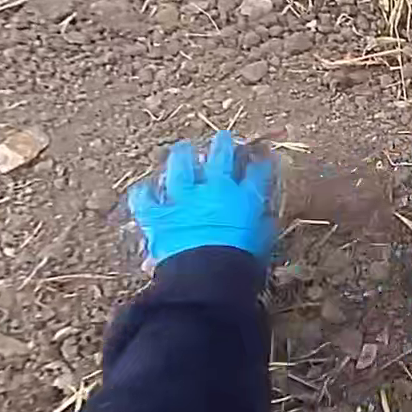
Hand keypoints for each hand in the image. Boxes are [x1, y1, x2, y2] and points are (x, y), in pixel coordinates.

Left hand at [127, 129, 275, 263]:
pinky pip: (146, 197)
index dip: (262, 162)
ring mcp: (183, 199)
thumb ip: (262, 223)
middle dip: (224, 146)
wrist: (207, 274)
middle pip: (220, 159)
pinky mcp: (158, 213)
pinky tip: (146, 187)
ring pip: (181, 167)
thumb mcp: (263, 240)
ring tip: (184, 148)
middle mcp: (215, 191)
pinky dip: (146, 191)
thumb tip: (263, 215)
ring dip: (183, 156)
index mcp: (246, 198)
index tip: (265, 155)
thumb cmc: (243, 261)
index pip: (258, 173)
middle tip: (225, 137)